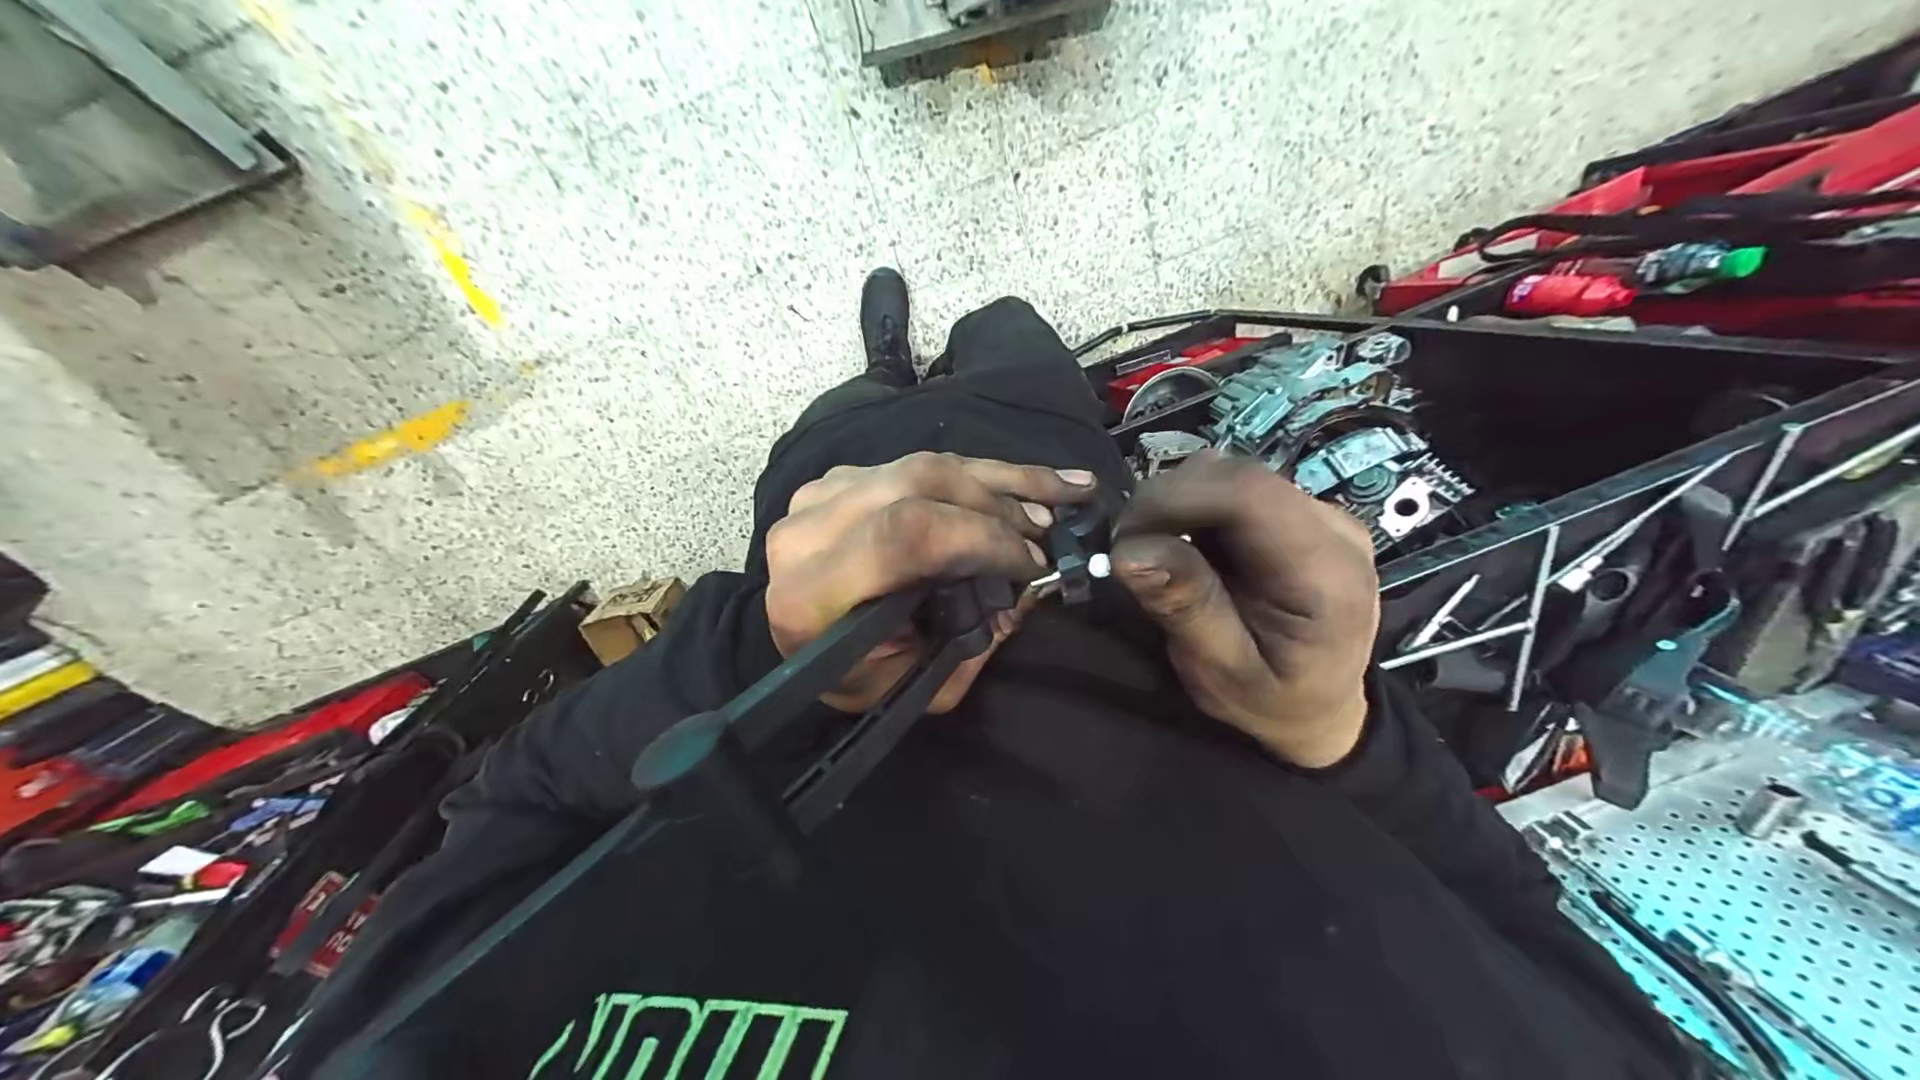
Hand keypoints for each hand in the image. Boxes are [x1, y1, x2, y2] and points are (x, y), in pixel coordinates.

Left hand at [765, 452, 1097, 712]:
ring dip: (1002, 480)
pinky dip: (979, 474)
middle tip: (1052, 529)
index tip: (1034, 564)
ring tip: (1062, 494)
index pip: (906, 534)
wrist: (798, 645)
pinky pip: (921, 463)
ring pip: (926, 464)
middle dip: (999, 505)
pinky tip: (1024, 483)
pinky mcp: (841, 479)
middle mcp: (807, 530)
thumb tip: (1028, 581)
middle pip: (919, 483)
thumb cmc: (856, 679)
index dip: (982, 538)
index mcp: (811, 592)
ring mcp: (821, 494)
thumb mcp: (915, 681)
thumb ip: (973, 637)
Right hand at [1110, 451, 1379, 766]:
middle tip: (1128, 551)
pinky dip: (1192, 509)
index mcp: (1325, 571)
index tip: (1123, 539)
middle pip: (1232, 475)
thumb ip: (1185, 607)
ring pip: (1226, 473)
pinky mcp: (1297, 511)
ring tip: (1157, 554)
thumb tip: (1129, 550)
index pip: (1246, 493)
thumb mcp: (1221, 672)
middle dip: (1164, 502)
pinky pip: (1231, 488)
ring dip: (1176, 504)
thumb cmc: (1272, 701)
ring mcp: (1318, 513)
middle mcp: (1332, 527)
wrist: (1319, 709)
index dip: (1172, 499)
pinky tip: (1187, 549)